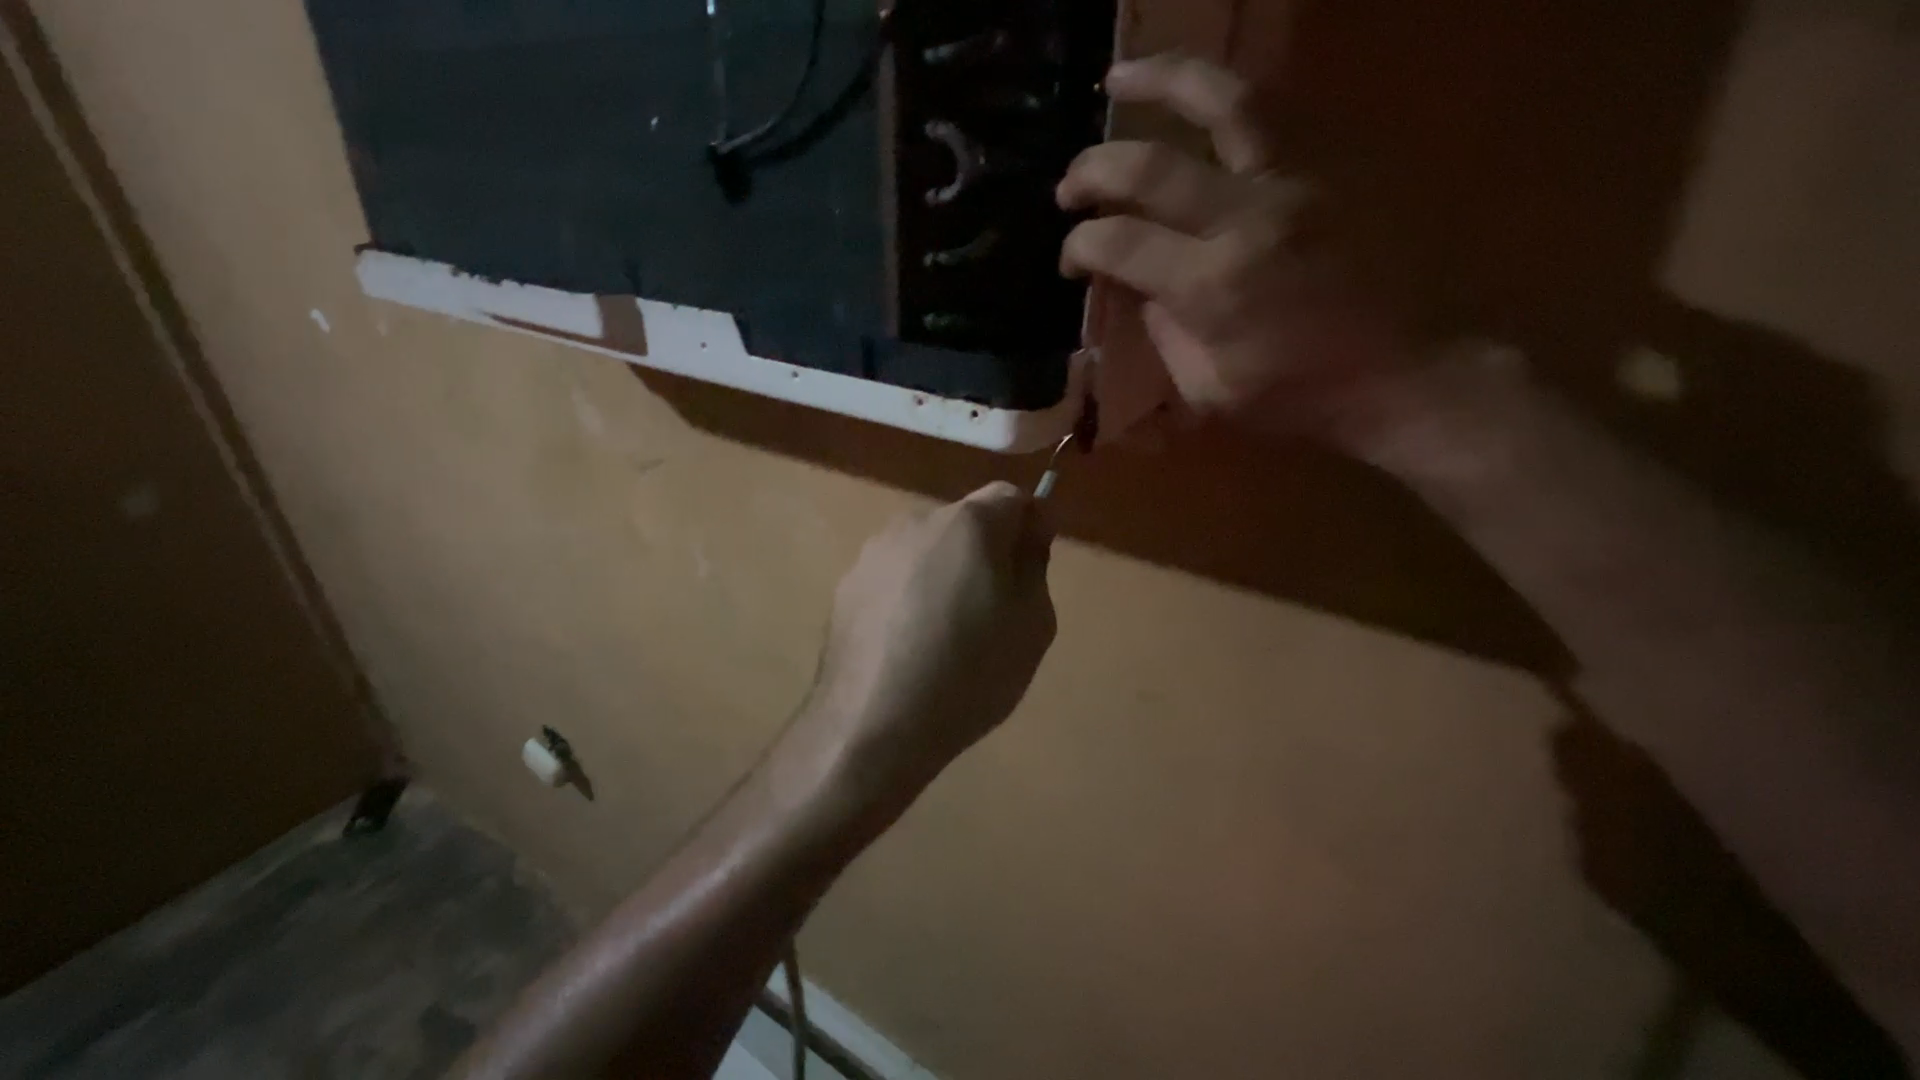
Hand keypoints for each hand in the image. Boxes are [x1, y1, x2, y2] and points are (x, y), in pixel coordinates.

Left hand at [801, 482, 1055, 793]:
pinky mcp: (845, 587)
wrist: (873, 724)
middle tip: (995, 611)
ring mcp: (873, 553)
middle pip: (964, 522)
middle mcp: (916, 522)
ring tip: (946, 636)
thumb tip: (1031, 528)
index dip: (1030, 525)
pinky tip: (909, 647)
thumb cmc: (969, 673)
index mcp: (968, 523)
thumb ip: (1035, 564)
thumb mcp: (1032, 624)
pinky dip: (908, 599)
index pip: (1011, 497)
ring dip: (943, 574)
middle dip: (985, 552)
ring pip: (926, 550)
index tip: (1035, 567)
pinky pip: (895, 579)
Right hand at [1058, 55, 1399, 438]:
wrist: (1410, 373)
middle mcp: (1249, 215)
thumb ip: (1161, 331)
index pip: (1119, 242)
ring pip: (1223, 100)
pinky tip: (1197, 99)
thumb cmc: (1304, 395)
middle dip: (1093, 170)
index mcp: (1213, 285)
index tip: (1072, 258)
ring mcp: (1299, 178)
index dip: (1080, 245)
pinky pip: (1275, 110)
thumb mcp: (1209, 387)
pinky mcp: (1336, 163)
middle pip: (1150, 165)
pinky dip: (1225, 98)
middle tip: (1070, 185)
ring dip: (1160, 80)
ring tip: (1119, 75)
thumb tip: (1132, 285)